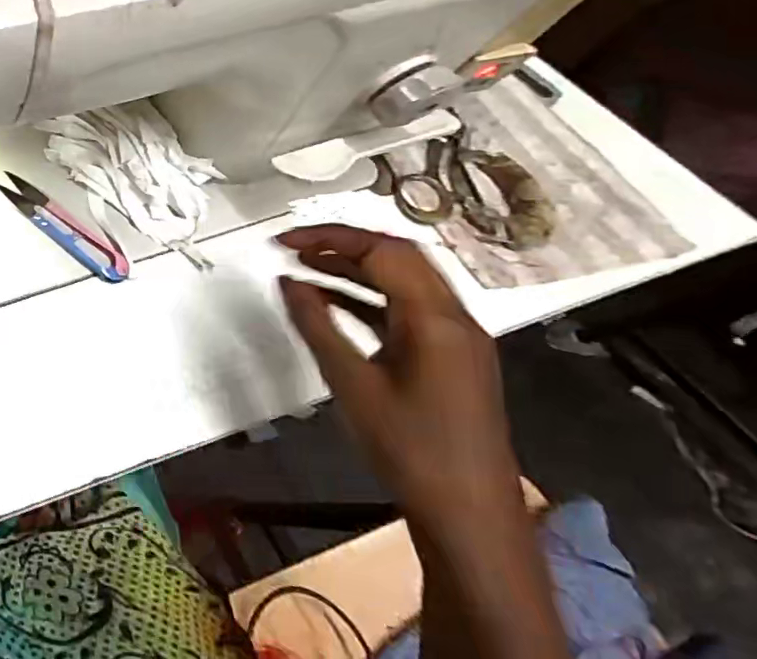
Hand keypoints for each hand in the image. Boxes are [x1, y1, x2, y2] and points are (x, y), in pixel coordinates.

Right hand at [274, 226, 521, 527]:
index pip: (381, 250)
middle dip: (344, 244)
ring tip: (307, 267)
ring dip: (357, 268)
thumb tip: (288, 282)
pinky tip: (335, 303)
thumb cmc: (411, 452)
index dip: (328, 237)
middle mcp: (454, 316)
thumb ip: (317, 326)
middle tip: (297, 247)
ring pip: (405, 280)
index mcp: (435, 318)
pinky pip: (410, 308)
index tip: (285, 241)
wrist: (471, 518)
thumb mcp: (352, 385)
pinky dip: (372, 297)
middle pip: (398, 255)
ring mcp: (458, 336)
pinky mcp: (452, 355)